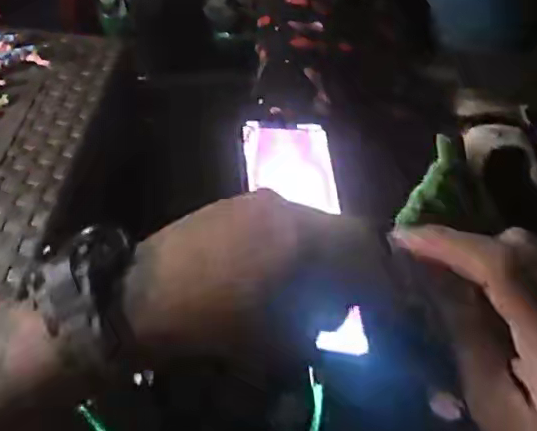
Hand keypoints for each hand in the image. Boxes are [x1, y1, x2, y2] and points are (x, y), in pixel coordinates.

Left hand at [121, 191, 398, 367]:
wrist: (150, 291)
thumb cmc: (219, 322)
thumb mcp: (286, 337)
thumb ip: (327, 315)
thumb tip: (344, 306)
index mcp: (302, 235)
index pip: (367, 246)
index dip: (384, 280)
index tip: (385, 309)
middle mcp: (284, 205)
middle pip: (341, 229)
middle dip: (354, 265)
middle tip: (350, 302)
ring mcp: (255, 198)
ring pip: (311, 221)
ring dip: (324, 252)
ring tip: (313, 290)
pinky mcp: (234, 201)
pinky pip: (282, 217)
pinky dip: (295, 242)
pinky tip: (281, 271)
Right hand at [397, 227, 536, 430]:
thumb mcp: (496, 413)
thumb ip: (467, 339)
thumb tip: (428, 273)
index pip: (502, 269)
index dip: (446, 242)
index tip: (401, 238)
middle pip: (519, 250)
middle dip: (460, 242)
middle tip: (420, 252)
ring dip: (490, 248)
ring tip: (456, 267)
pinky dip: (518, 260)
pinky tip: (494, 282)